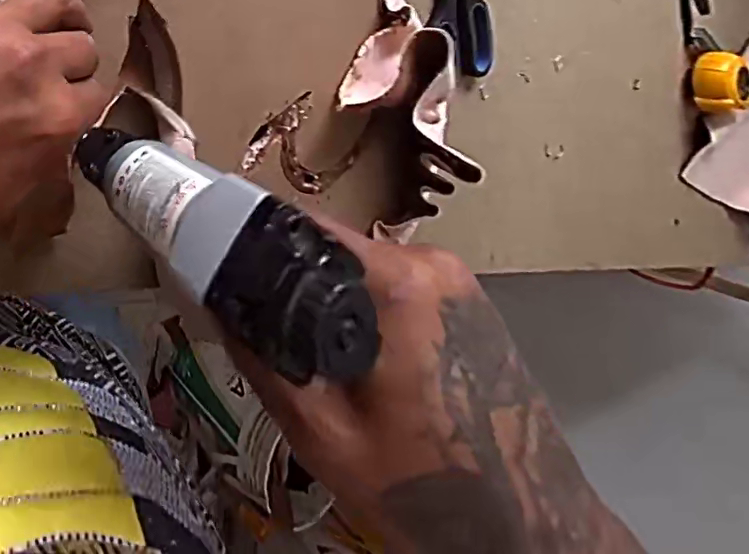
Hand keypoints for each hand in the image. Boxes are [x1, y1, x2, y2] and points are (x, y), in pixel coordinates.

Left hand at [0, 0, 112, 257]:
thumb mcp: (8, 194)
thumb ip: (48, 152)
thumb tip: (61, 126)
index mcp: (54, 118)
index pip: (98, 95)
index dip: (81, 103)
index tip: (68, 104)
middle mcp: (34, 66)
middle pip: (83, 47)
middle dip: (71, 66)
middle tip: (50, 76)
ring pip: (57, 2)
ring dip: (61, 18)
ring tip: (49, 28)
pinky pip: (3, 2)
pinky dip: (9, 16)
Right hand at [226, 210, 644, 553]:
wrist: (530, 534)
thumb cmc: (425, 487)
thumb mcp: (320, 431)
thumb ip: (260, 359)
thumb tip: (217, 302)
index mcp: (399, 283)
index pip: (302, 226)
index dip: (252, 236)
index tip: (220, 254)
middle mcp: (433, 265)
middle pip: (329, 242)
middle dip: (288, 270)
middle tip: (263, 314)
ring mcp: (456, 280)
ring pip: (358, 261)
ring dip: (325, 287)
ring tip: (307, 339)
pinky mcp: (467, 298)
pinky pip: (389, 278)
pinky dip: (360, 300)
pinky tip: (353, 347)